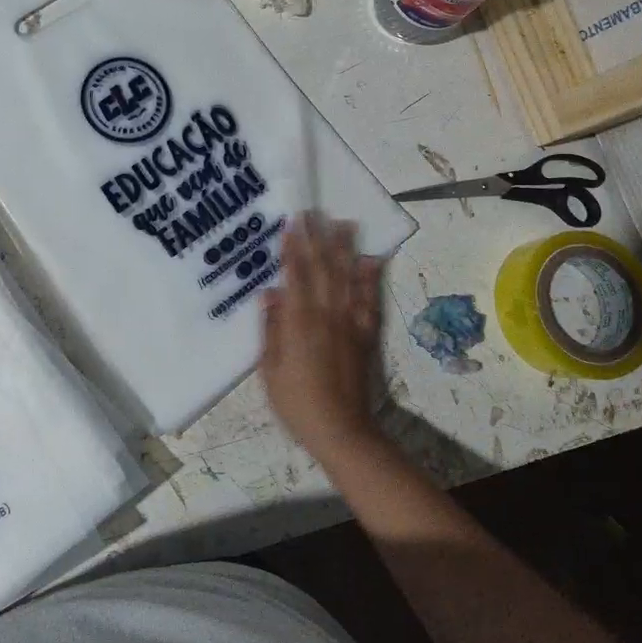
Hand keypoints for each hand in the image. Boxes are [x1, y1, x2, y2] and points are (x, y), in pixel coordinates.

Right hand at [260, 213, 386, 462]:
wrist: (341, 430)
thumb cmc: (296, 403)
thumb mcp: (270, 370)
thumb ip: (270, 330)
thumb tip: (269, 293)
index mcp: (298, 323)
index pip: (296, 276)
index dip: (293, 248)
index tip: (291, 223)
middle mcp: (326, 315)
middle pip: (322, 269)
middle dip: (317, 238)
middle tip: (315, 212)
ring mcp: (349, 324)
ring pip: (347, 278)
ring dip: (345, 249)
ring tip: (345, 224)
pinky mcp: (366, 335)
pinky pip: (369, 301)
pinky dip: (371, 279)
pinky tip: (373, 260)